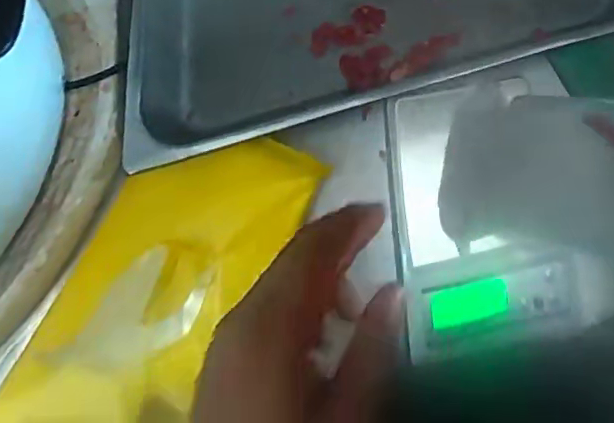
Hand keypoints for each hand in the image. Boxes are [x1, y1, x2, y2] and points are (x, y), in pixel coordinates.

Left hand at [193, 204, 402, 422]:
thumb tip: (392, 292)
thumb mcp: (346, 417)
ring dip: (318, 278)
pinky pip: (265, 311)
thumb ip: (371, 348)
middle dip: (335, 245)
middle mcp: (241, 320)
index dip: (346, 225)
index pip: (310, 250)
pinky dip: (297, 303)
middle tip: (373, 236)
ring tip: (354, 302)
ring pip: (278, 285)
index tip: (379, 211)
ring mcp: (225, 344)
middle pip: (292, 261)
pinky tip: (319, 332)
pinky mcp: (221, 366)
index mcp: (268, 324)